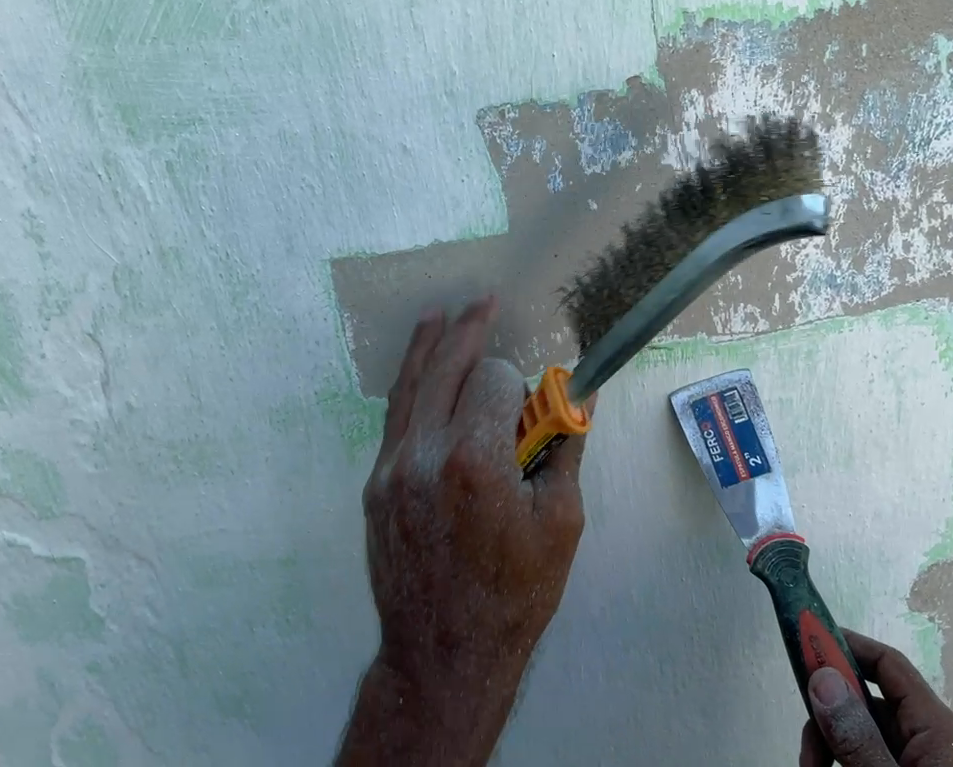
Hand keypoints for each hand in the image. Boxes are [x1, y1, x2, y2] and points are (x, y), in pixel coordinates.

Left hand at [335, 299, 587, 765]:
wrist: (444, 652)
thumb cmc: (516, 591)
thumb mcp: (560, 522)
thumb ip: (565, 451)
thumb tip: (576, 402)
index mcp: (476, 459)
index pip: (495, 379)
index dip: (520, 382)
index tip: (533, 404)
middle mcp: (426, 452)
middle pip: (446, 368)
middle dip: (469, 330)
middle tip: (483, 300)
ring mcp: (392, 467)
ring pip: (410, 386)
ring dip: (428, 346)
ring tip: (440, 313)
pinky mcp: (376, 484)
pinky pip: (395, 418)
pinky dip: (410, 386)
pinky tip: (418, 368)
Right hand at [799, 629, 952, 766]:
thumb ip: (857, 736)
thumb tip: (823, 677)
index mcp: (939, 728)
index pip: (888, 663)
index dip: (846, 645)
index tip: (803, 641)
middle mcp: (932, 738)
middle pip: (867, 701)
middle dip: (827, 716)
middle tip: (805, 749)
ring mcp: (923, 762)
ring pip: (862, 733)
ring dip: (829, 744)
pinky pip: (870, 756)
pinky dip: (844, 761)